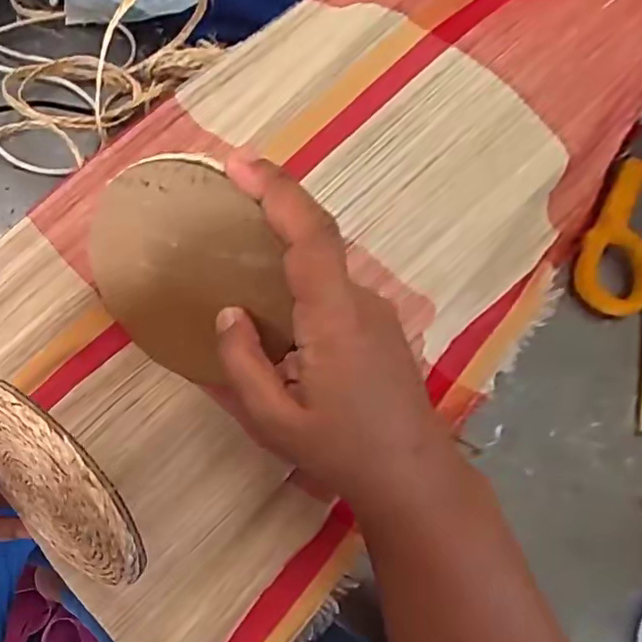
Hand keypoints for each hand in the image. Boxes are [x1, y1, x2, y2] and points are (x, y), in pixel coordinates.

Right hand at [214, 152, 456, 509]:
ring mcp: (376, 313)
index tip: (239, 164)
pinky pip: (332, 289)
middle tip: (230, 188)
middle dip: (276, 204)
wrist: (413, 476)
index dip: (277, 191)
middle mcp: (361, 303)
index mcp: (334, 320)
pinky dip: (299, 277)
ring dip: (285, 243)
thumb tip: (228, 313)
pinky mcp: (378, 328)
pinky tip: (274, 304)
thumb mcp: (273, 419)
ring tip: (242, 241)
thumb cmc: (340, 452)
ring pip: (325, 266)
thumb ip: (242, 363)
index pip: (310, 237)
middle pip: (319, 238)